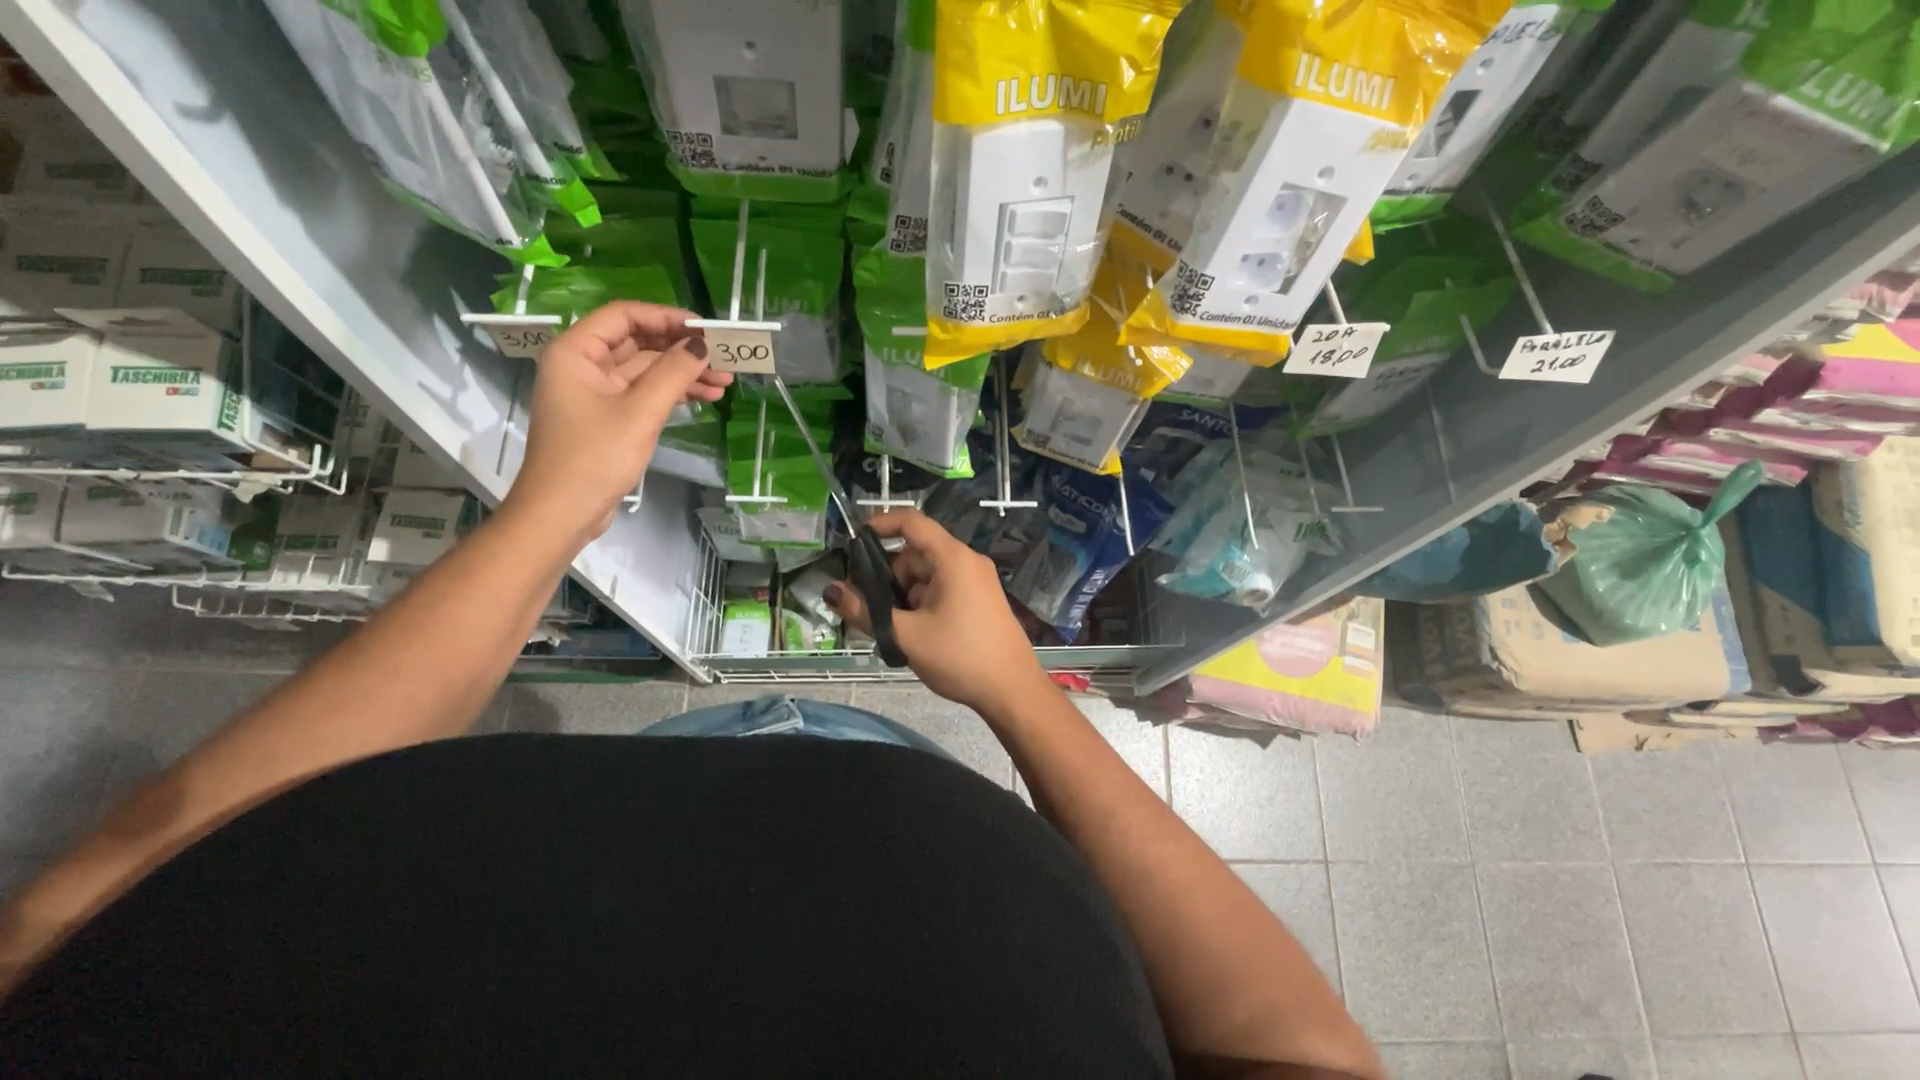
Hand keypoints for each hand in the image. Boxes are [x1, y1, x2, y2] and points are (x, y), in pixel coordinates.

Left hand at [503, 301, 731, 544]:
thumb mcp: (640, 412)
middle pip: (638, 342)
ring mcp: (594, 393)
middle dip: (681, 349)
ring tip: (723, 382)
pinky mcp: (606, 418)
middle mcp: (582, 365)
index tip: (705, 329)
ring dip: (682, 373)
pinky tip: (704, 397)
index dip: (666, 317)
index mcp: (576, 352)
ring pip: (645, 370)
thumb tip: (704, 344)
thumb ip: (674, 372)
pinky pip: (642, 393)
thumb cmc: (594, 458)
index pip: (625, 316)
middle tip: (723, 358)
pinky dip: (671, 393)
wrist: (562, 514)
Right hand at [825, 510, 1049, 715]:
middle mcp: (966, 562)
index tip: (852, 541)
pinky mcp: (978, 601)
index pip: (912, 522)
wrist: (1013, 692)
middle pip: (915, 554)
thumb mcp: (907, 636)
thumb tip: (831, 591)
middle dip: (888, 577)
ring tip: (892, 631)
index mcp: (953, 558)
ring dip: (903, 596)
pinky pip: (941, 590)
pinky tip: (913, 635)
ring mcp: (975, 582)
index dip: (880, 524)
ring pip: (926, 576)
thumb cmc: (961, 657)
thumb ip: (866, 611)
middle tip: (868, 610)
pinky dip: (921, 605)